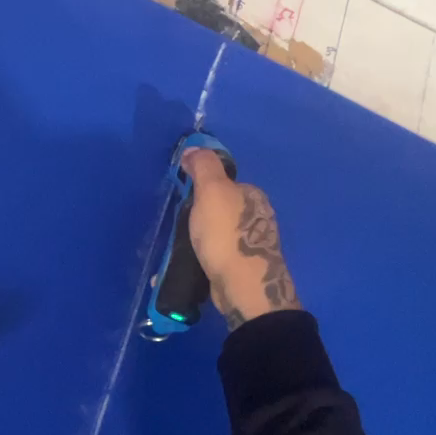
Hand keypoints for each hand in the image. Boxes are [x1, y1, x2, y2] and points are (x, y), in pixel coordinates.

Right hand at [182, 148, 299, 329]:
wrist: (243, 285)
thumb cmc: (225, 234)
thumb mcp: (211, 190)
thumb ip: (203, 166)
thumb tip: (192, 149)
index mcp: (253, 196)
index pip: (225, 183)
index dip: (202, 187)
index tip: (183, 198)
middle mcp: (257, 218)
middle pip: (221, 209)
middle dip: (199, 215)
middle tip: (178, 225)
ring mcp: (252, 245)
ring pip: (218, 234)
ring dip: (199, 239)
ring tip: (179, 248)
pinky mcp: (242, 268)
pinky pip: (217, 256)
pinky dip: (202, 258)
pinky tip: (188, 265)